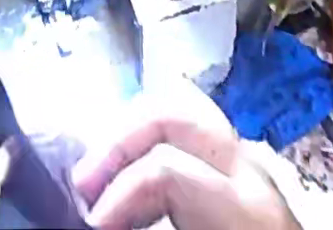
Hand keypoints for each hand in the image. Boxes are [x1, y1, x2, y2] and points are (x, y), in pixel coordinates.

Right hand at [72, 86, 297, 229]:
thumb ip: (159, 224)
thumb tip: (101, 220)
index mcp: (242, 211)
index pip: (165, 170)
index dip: (117, 195)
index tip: (89, 224)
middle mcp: (248, 174)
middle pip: (176, 114)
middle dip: (121, 140)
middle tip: (83, 183)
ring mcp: (250, 169)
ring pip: (186, 114)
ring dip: (135, 137)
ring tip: (101, 177)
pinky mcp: (244, 179)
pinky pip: (193, 139)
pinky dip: (155, 146)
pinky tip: (134, 185)